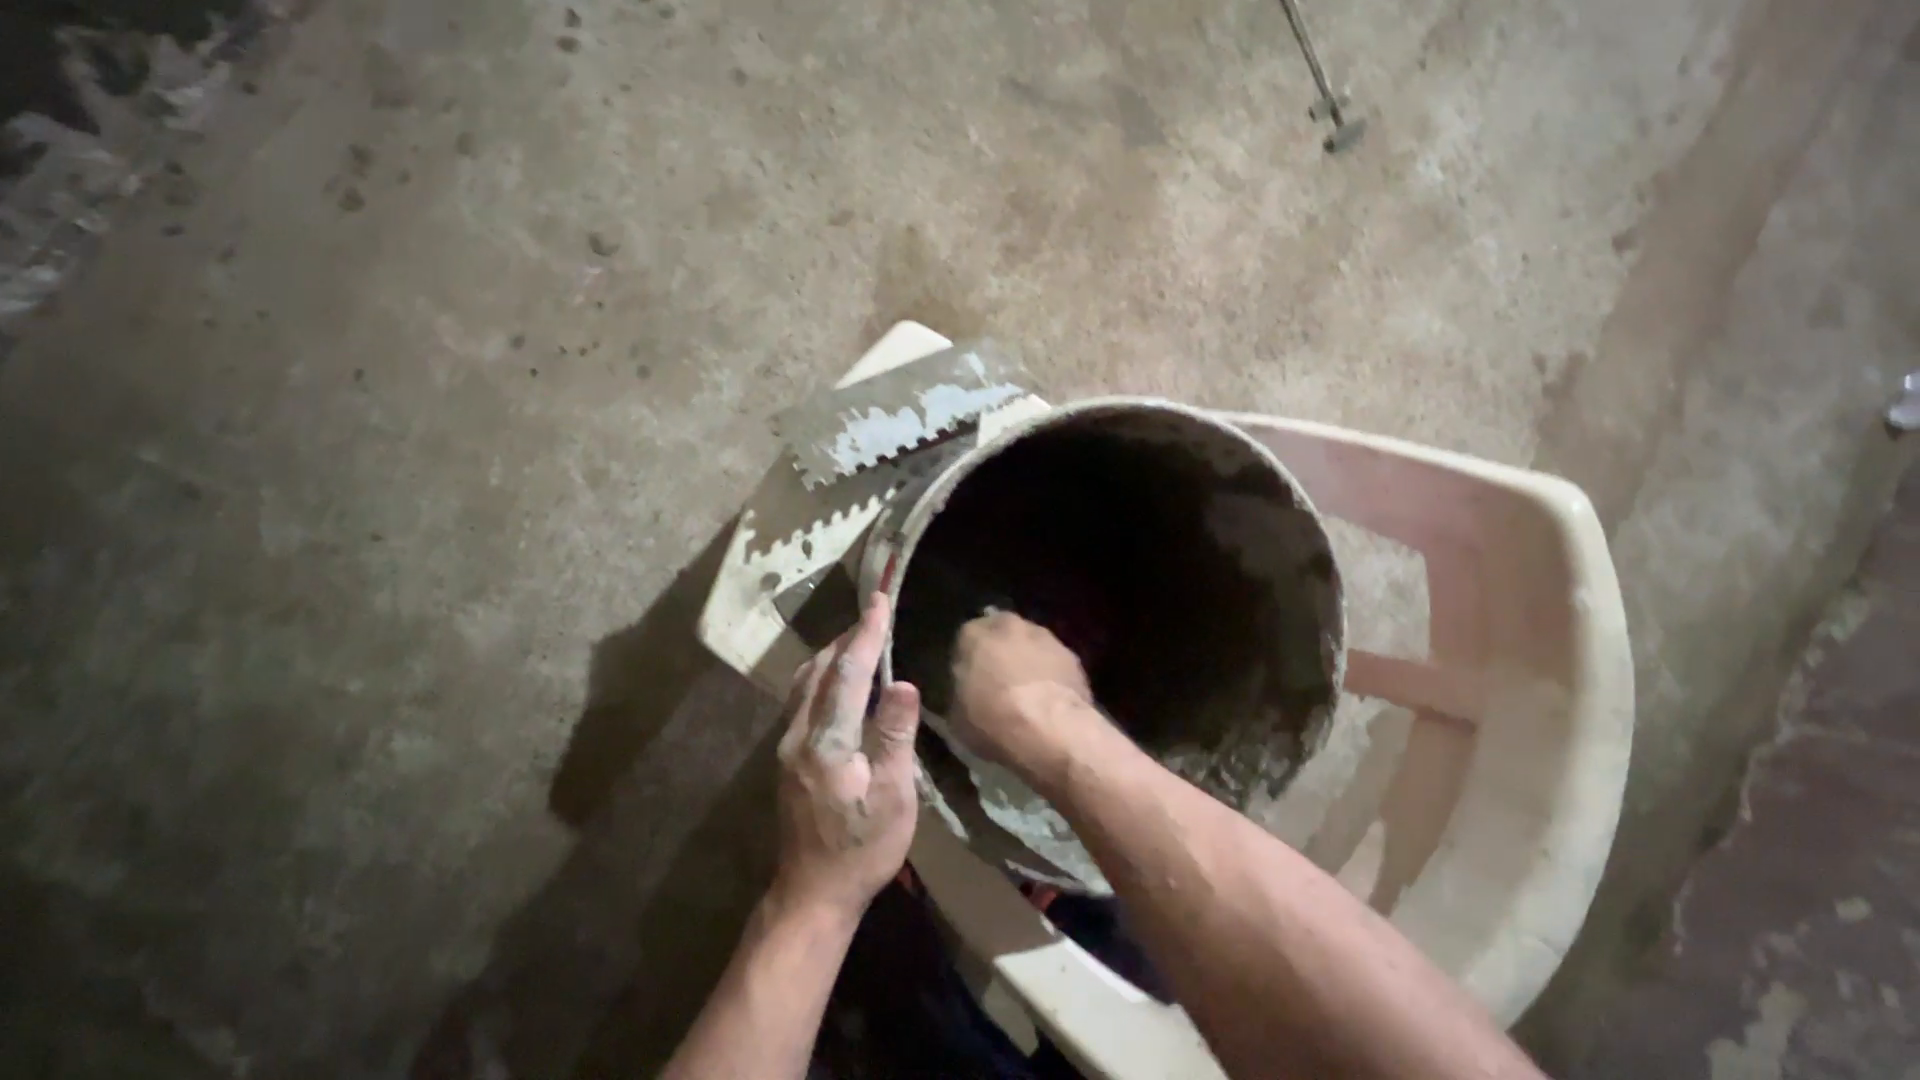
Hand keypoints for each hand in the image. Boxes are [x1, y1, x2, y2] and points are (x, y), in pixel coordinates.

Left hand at [770, 592, 921, 921]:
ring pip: (805, 684)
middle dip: (848, 638)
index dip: (866, 635)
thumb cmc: (862, 848)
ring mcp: (787, 747)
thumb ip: (895, 736)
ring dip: (833, 656)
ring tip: (859, 639)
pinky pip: (803, 700)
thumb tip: (903, 683)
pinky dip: (824, 678)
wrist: (812, 893)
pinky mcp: (788, 759)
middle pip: (819, 671)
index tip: (880, 601)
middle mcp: (798, 736)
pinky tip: (839, 682)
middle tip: (874, 614)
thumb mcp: (893, 797)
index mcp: (827, 742)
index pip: (848, 674)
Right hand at [951, 611, 1104, 788]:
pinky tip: (1050, 700)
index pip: (966, 639)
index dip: (969, 660)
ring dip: (1028, 661)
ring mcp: (1045, 637)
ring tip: (1028, 692)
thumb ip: (960, 695)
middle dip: (1000, 652)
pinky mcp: (1072, 656)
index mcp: (974, 634)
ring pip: (1031, 645)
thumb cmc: (992, 720)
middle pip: (1002, 634)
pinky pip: (1055, 663)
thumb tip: (965, 694)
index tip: (970, 680)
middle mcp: (1009, 626)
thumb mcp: (956, 717)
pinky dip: (1051, 676)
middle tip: (999, 681)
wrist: (1049, 729)